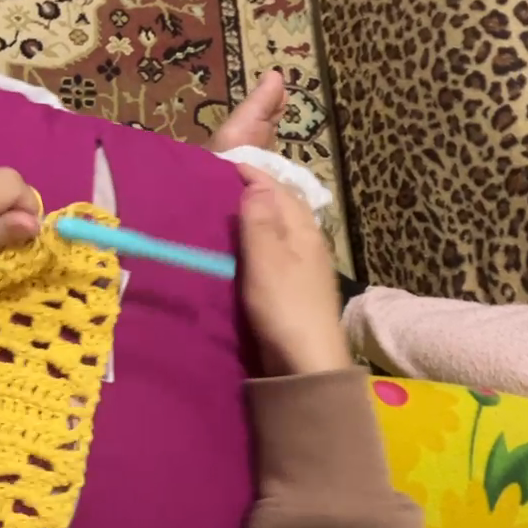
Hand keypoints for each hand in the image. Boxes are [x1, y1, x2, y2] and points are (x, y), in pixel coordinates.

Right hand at [236, 163, 349, 375]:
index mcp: (303, 232)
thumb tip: (257, 184)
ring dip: (255, 216)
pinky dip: (256, 241)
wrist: (305, 362)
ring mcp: (302, 267)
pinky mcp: (292, 287)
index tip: (223, 165)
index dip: (253, 175)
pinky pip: (273, 251)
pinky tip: (240, 249)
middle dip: (255, 191)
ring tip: (225, 212)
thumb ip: (261, 222)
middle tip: (220, 185)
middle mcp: (307, 244)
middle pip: (282, 207)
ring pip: (278, 229)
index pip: (278, 190)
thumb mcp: (268, 260)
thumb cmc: (284, 307)